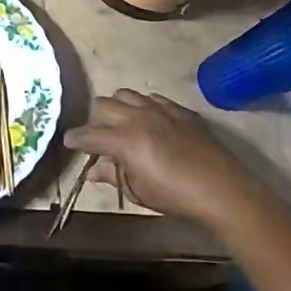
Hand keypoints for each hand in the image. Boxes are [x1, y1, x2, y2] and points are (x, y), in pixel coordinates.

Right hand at [63, 91, 266, 228]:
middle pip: (104, 105)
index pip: (89, 134)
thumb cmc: (175, 196)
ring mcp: (161, 110)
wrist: (222, 190)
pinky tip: (150, 120)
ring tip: (122, 123)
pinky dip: (145, 105)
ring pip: (127, 94)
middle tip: (99, 137)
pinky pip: (154, 98)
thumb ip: (113, 176)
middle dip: (96, 119)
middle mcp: (138, 118)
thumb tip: (92, 172)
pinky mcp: (181, 110)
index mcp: (124, 140)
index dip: (75, 138)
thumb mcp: (139, 191)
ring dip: (118, 106)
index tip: (68, 141)